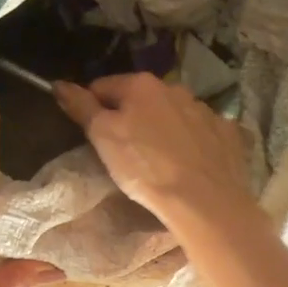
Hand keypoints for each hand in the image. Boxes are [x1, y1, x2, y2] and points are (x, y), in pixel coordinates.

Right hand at [54, 73, 255, 226]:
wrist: (206, 203)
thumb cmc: (145, 167)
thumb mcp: (102, 136)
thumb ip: (81, 106)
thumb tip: (59, 83)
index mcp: (141, 85)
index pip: (102, 87)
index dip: (92, 109)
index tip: (93, 134)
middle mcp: (175, 88)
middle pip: (140, 99)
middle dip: (130, 117)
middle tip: (124, 150)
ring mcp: (205, 110)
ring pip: (171, 114)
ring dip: (161, 128)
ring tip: (158, 160)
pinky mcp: (228, 134)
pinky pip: (200, 132)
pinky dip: (191, 141)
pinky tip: (188, 164)